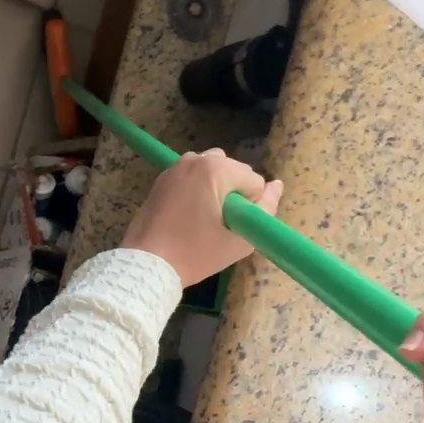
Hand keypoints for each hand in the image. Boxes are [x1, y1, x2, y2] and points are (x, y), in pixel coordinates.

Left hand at [120, 149, 281, 285]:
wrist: (146, 263)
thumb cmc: (195, 253)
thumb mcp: (239, 239)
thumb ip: (266, 210)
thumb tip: (277, 185)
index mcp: (215, 169)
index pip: (254, 182)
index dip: (251, 207)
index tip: (233, 227)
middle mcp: (194, 159)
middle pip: (234, 171)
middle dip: (234, 194)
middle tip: (219, 225)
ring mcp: (175, 166)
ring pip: (213, 171)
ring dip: (217, 189)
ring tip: (205, 220)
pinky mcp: (162, 178)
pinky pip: (193, 177)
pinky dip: (198, 189)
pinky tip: (189, 215)